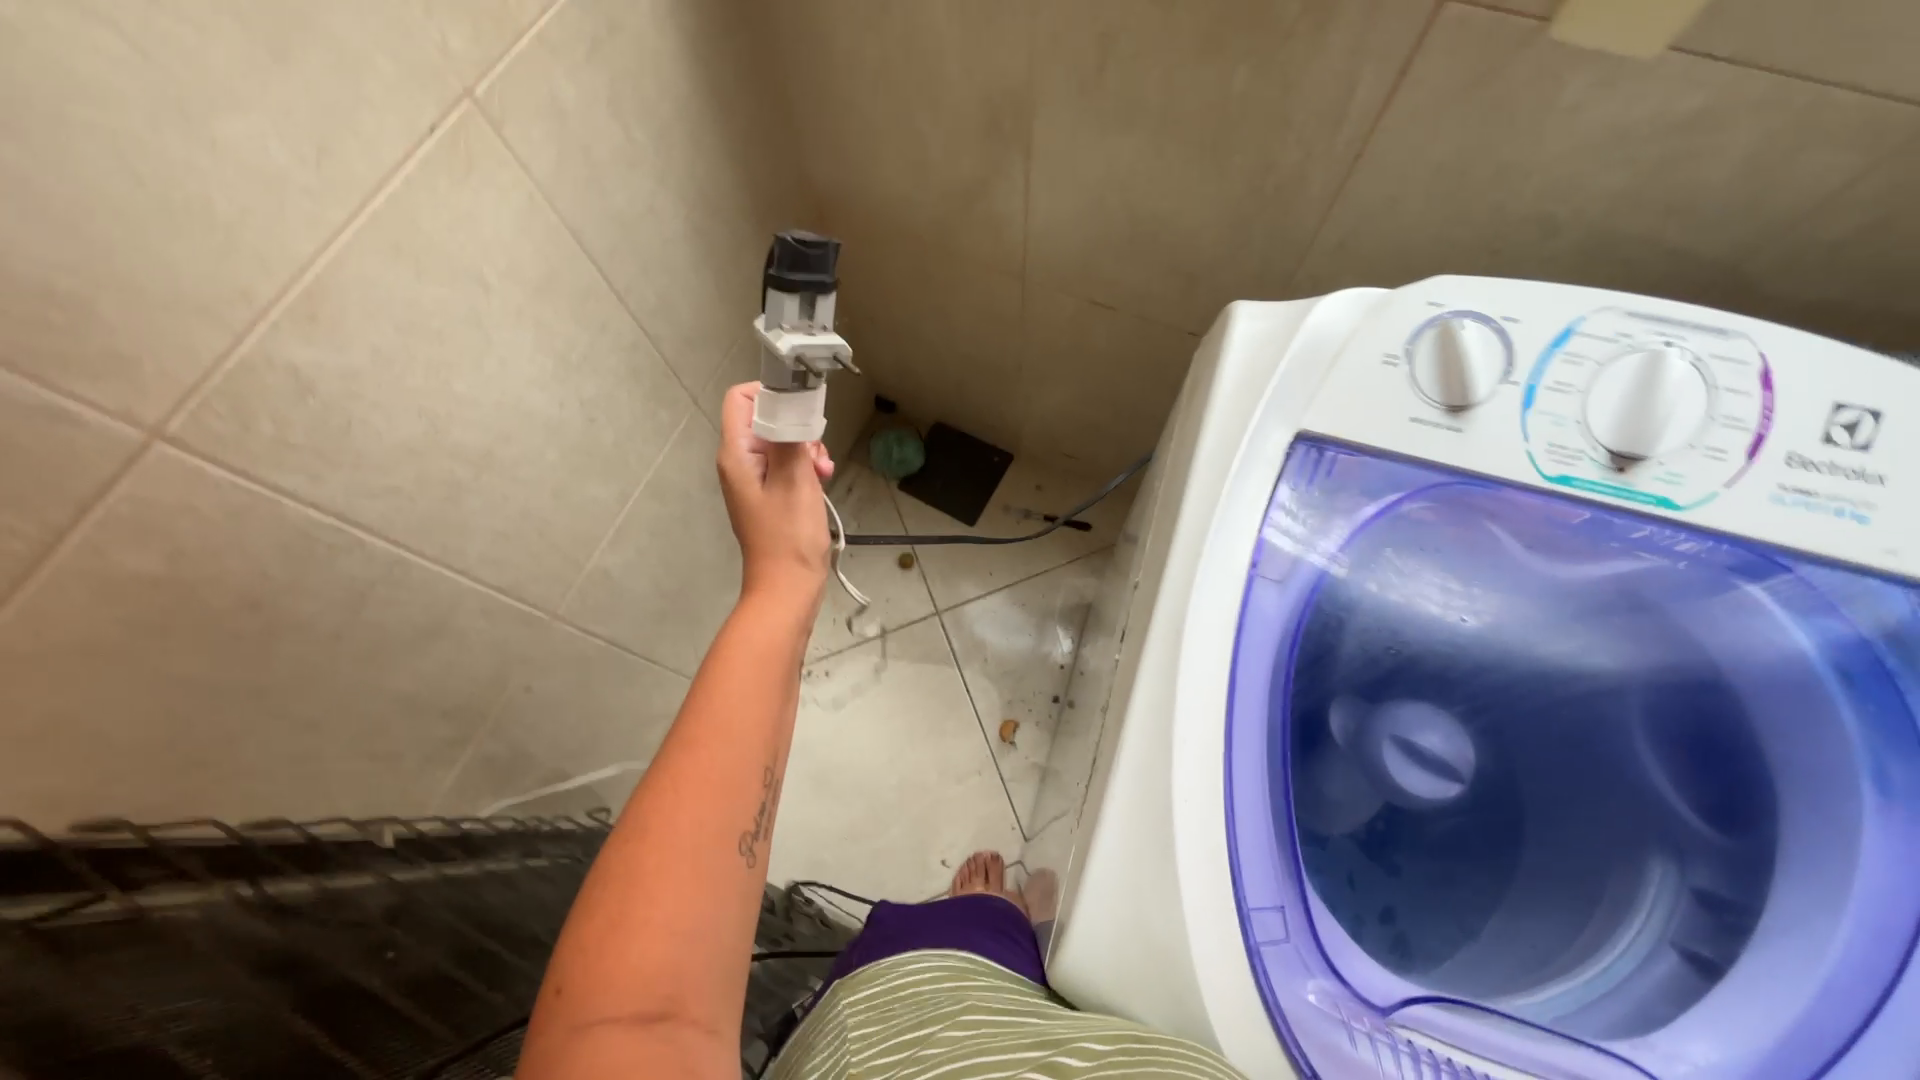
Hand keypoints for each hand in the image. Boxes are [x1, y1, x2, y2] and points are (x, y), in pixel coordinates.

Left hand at [717, 383, 834, 607]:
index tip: (803, 410)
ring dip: (807, 449)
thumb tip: (790, 401)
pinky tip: (822, 480)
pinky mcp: (770, 493)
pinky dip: (806, 467)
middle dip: (797, 426)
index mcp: (736, 454)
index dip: (771, 395)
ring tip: (823, 471)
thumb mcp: (795, 480)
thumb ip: (790, 436)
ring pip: (782, 441)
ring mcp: (754, 479)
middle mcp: (739, 461)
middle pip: (766, 419)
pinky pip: (786, 464)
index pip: (742, 399)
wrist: (788, 586)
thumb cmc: (789, 535)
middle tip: (816, 451)